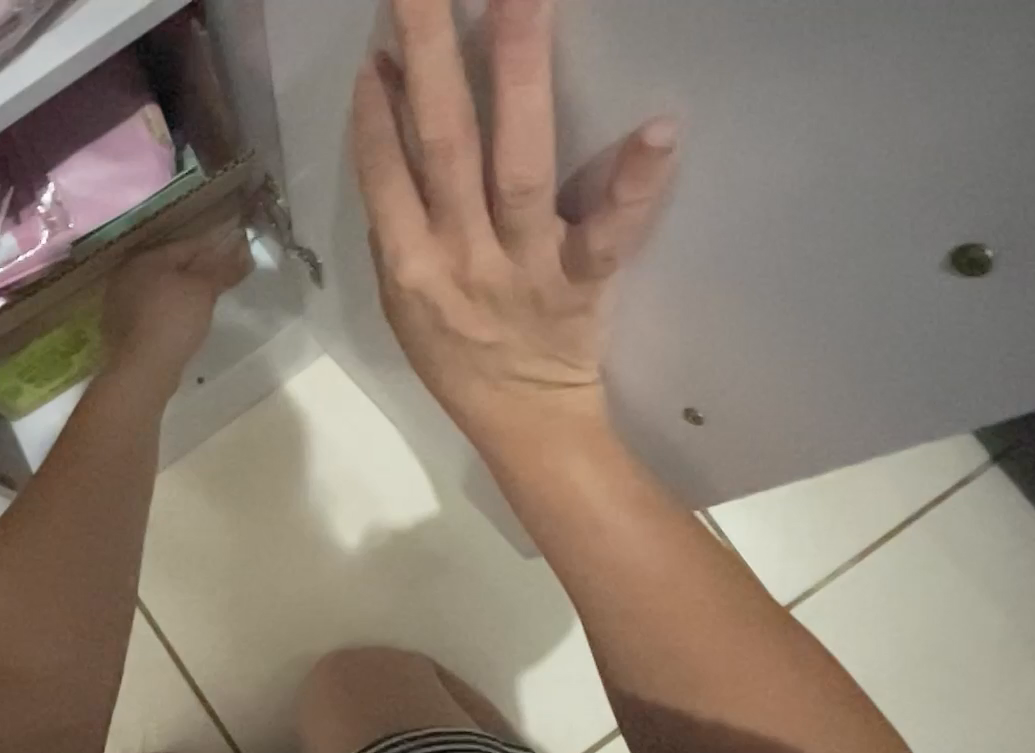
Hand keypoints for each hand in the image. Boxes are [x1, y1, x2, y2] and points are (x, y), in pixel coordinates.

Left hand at [100, 215, 253, 395]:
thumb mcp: (203, 290)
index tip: (235, 251)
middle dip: (197, 269)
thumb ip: (223, 268)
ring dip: (183, 292)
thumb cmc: (173, 319)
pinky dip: (172, 311)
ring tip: (207, 299)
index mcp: (146, 259)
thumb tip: (243, 249)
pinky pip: (155, 312)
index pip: (186, 246)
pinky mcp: (124, 329)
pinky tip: (185, 321)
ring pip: (162, 290)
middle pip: (172, 267)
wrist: (143, 367)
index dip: (213, 247)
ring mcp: (122, 303)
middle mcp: (128, 275)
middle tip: (223, 276)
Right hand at [352, 0, 676, 442]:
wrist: (523, 422)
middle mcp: (462, 259)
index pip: (386, 174)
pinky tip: (657, 130)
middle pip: (445, 145)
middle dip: (431, 54)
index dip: (377, 110)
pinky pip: (608, 236)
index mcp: (410, 269)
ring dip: (518, 77)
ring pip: (518, 166)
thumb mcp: (403, 304)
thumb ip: (396, 227)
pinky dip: (632, 186)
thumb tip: (388, 135)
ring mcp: (524, 270)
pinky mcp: (582, 284)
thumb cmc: (457, 361)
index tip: (378, 48)